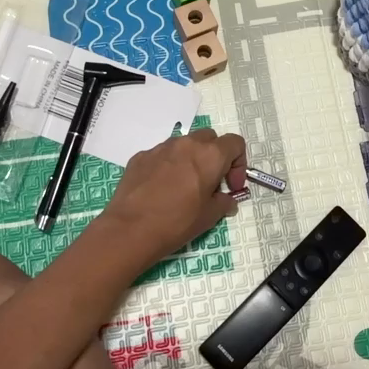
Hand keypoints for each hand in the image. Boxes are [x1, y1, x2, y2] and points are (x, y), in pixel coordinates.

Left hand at [95, 129, 246, 264]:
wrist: (130, 229)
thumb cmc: (177, 222)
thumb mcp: (209, 217)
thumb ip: (224, 203)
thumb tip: (227, 200)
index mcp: (209, 155)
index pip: (235, 143)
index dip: (239, 164)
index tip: (231, 186)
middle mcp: (186, 144)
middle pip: (209, 139)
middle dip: (215, 157)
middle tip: (210, 184)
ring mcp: (160, 148)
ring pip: (183, 146)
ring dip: (190, 160)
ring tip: (184, 188)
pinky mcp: (140, 157)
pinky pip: (161, 156)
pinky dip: (168, 167)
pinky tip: (160, 190)